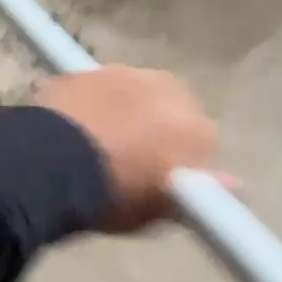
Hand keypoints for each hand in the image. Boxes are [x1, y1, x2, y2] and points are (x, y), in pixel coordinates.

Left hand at [28, 66, 231, 231]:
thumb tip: (233, 186)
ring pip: (128, 93)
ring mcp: (124, 73)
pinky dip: (82, 104)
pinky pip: (88, 89)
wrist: (48, 168)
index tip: (150, 181)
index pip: (199, 144)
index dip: (174, 164)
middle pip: (166, 110)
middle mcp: (170, 90)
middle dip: (147, 129)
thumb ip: (195, 195)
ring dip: (115, 111)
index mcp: (197, 128)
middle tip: (116, 161)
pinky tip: (62, 128)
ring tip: (85, 145)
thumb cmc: (109, 196)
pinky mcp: (81, 70)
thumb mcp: (154, 210)